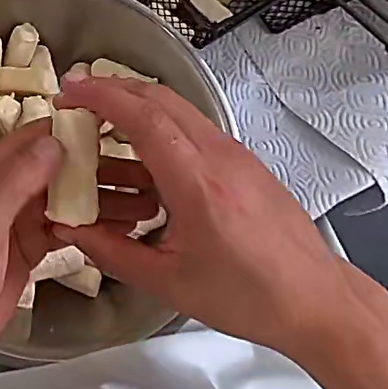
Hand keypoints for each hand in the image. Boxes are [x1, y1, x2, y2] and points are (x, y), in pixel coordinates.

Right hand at [50, 75, 356, 357]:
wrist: (316, 299)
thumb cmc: (251, 295)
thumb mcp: (168, 281)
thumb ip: (111, 252)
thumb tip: (71, 230)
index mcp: (198, 183)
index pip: (144, 118)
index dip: (102, 97)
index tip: (71, 91)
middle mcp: (218, 156)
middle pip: (159, 98)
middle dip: (112, 89)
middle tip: (77, 97)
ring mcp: (233, 153)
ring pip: (176, 109)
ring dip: (134, 107)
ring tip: (99, 126)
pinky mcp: (240, 160)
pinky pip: (191, 129)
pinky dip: (157, 127)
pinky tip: (138, 156)